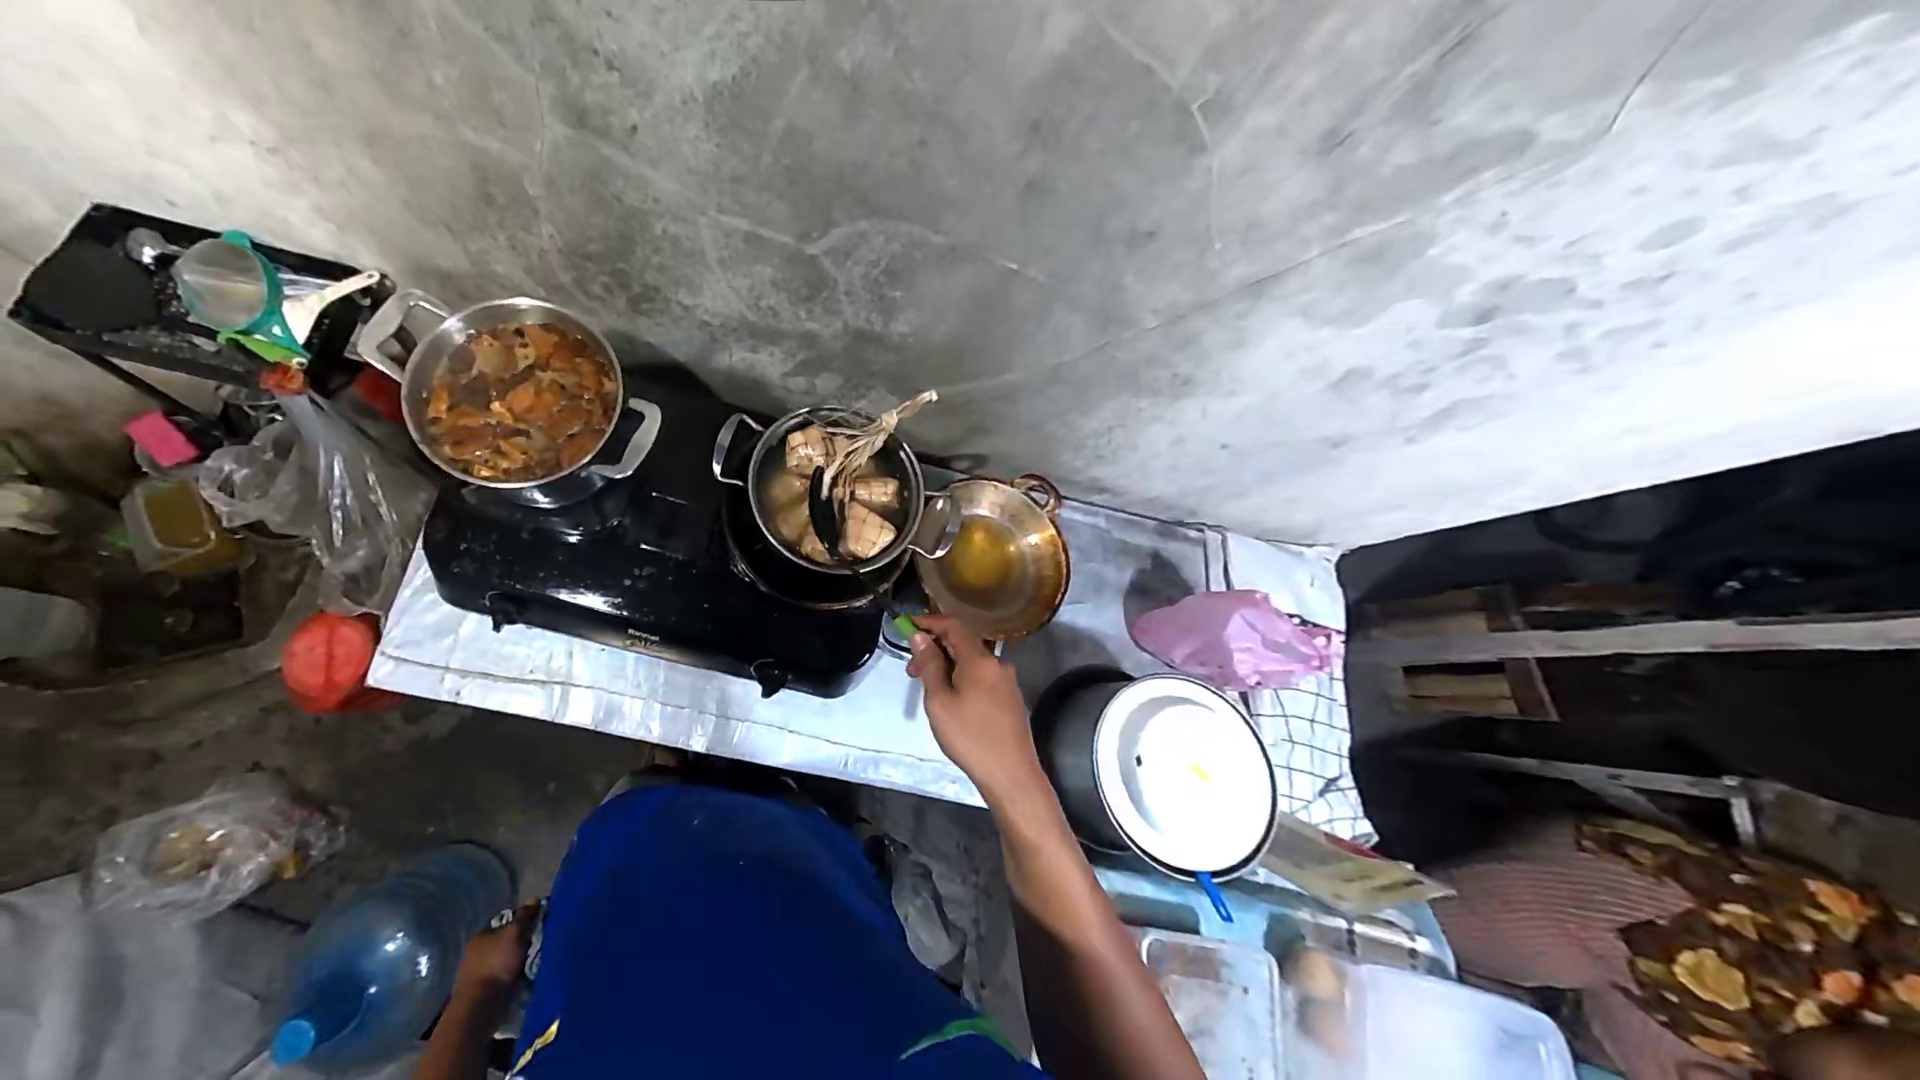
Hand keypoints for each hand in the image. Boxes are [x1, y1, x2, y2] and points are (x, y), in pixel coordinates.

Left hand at [453, 901, 539, 996]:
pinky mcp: (489, 988)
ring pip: (511, 957)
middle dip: (525, 939)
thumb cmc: (496, 964)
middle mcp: (478, 952)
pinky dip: (521, 972)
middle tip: (544, 938)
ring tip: (542, 956)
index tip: (541, 921)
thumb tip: (535, 898)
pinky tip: (532, 971)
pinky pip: (511, 973)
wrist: (482, 1006)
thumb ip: (525, 916)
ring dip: (524, 957)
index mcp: (481, 936)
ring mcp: (482, 971)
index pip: (506, 920)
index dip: (524, 918)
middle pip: (509, 939)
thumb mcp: (514, 933)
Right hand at [907, 615, 1047, 805]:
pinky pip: (981, 676)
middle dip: (935, 648)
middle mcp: (997, 663)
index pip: (954, 625)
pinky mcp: (1009, 697)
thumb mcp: (939, 701)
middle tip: (912, 669)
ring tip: (928, 687)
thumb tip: (920, 636)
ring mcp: (1006, 680)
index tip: (906, 626)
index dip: (929, 622)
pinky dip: (962, 676)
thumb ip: (930, 665)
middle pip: (963, 642)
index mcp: (980, 659)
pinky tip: (950, 697)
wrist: (1011, 773)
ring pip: (972, 661)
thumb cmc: (970, 736)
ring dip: (948, 664)